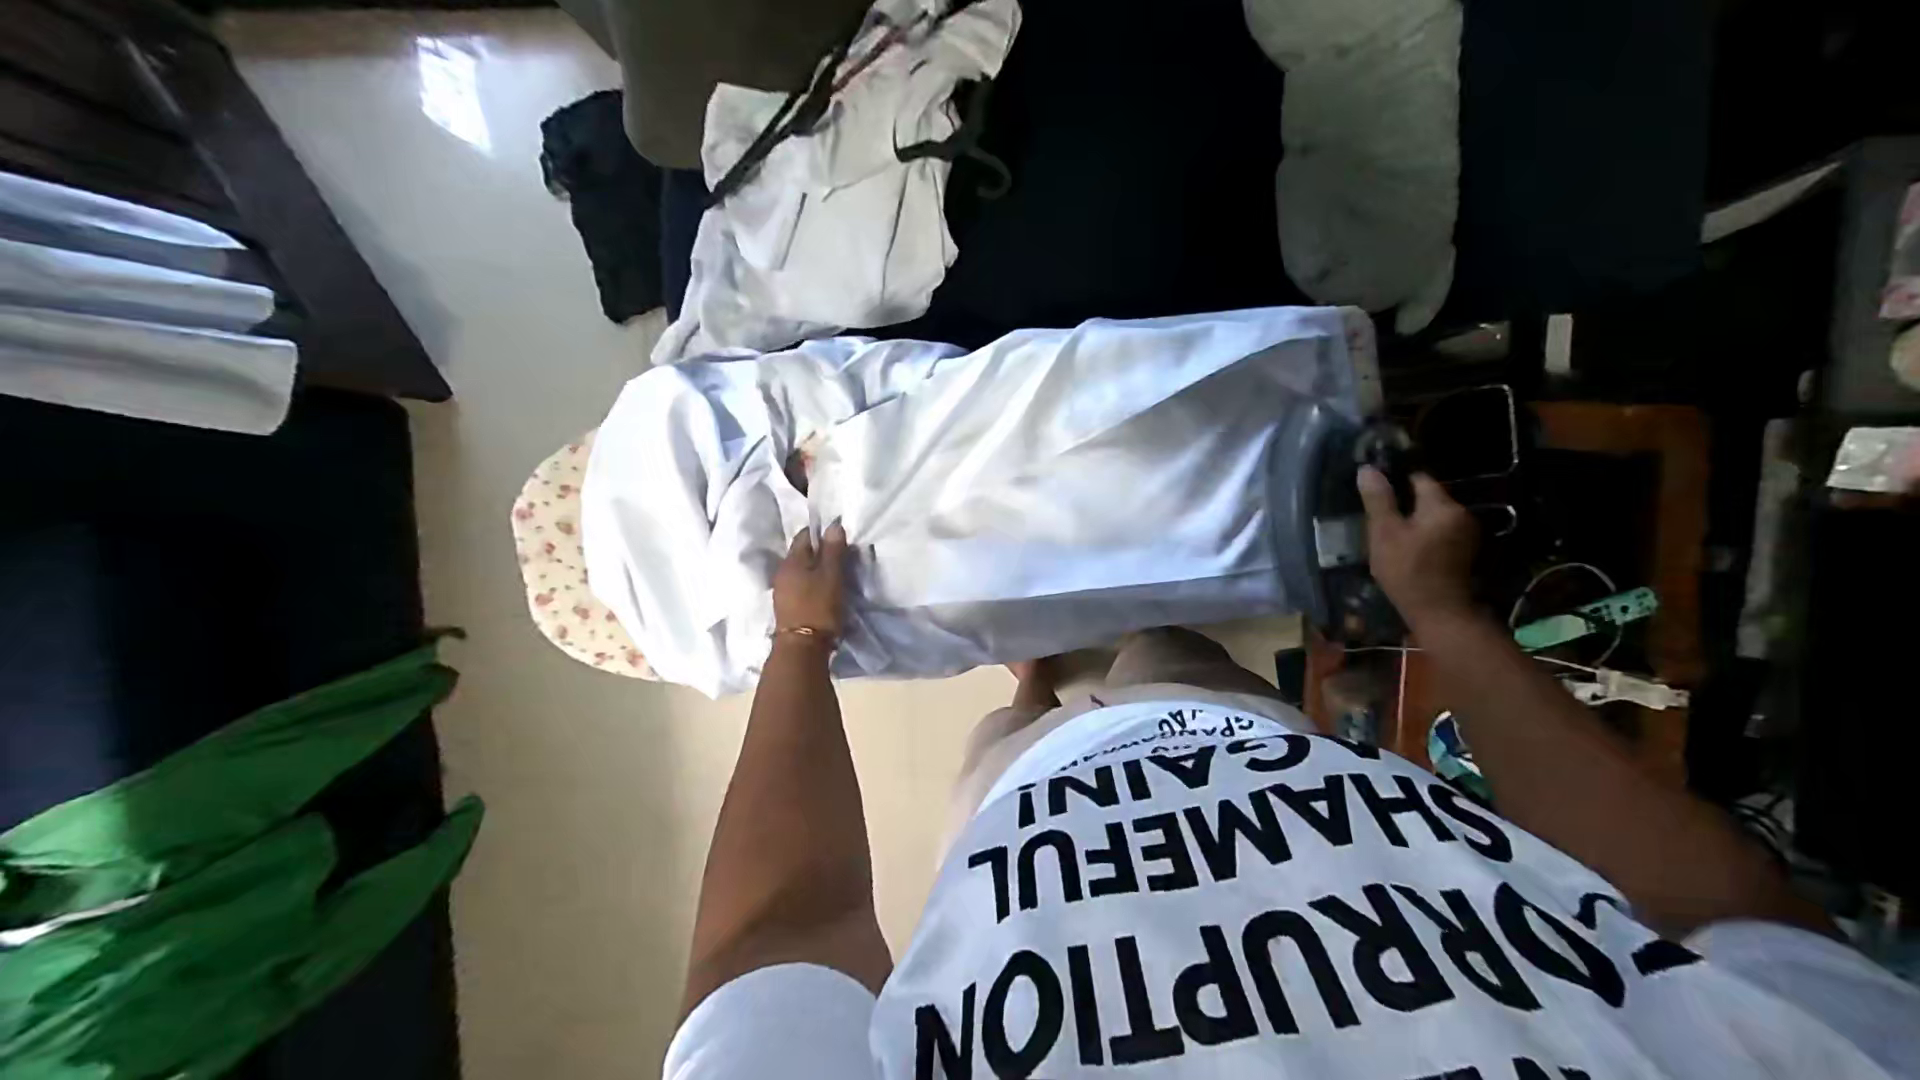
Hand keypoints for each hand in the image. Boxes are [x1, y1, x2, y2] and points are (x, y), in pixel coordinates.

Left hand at [773, 522, 848, 640]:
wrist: (803, 648)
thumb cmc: (819, 607)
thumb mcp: (831, 576)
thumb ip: (833, 550)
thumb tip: (833, 525)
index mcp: (791, 561)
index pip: (805, 535)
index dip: (822, 534)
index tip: (840, 540)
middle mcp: (782, 572)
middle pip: (802, 553)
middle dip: (820, 552)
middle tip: (841, 558)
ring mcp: (782, 590)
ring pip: (801, 570)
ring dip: (816, 570)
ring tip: (834, 576)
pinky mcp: (786, 606)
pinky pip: (800, 585)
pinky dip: (812, 583)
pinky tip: (823, 591)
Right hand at [1357, 466, 1478, 627]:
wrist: (1438, 611)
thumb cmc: (1406, 569)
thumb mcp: (1384, 533)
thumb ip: (1379, 500)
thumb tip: (1368, 469)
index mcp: (1443, 506)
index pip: (1420, 479)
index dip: (1397, 482)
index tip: (1377, 492)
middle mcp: (1462, 514)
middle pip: (1429, 498)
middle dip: (1406, 504)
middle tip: (1379, 517)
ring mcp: (1467, 534)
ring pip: (1434, 516)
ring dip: (1415, 521)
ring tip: (1390, 533)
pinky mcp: (1464, 551)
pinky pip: (1440, 532)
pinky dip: (1425, 534)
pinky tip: (1408, 547)